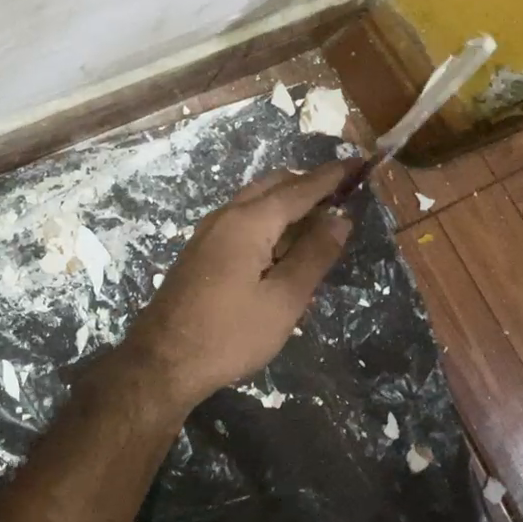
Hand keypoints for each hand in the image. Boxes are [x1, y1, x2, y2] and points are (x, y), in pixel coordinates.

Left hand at [120, 160, 359, 409]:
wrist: (164, 359)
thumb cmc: (230, 333)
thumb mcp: (283, 300)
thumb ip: (313, 256)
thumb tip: (340, 219)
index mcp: (248, 221)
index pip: (299, 188)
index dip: (331, 177)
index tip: (358, 163)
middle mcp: (226, 216)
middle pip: (273, 187)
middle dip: (308, 186)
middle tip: (343, 195)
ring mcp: (209, 233)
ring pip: (255, 203)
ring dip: (288, 205)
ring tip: (321, 221)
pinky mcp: (202, 251)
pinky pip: (242, 222)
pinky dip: (269, 223)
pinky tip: (285, 248)